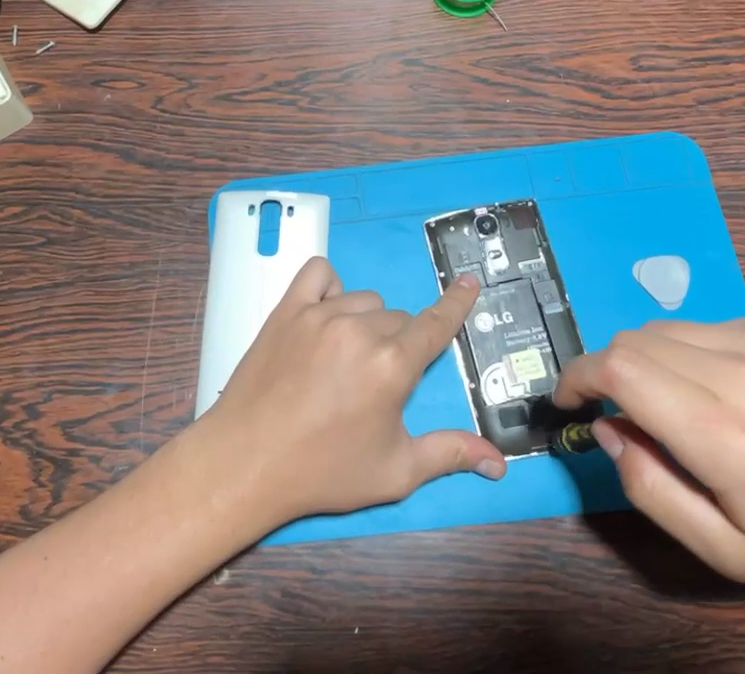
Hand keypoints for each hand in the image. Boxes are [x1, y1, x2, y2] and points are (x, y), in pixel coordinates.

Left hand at [194, 257, 506, 525]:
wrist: (246, 462)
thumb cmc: (322, 472)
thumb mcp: (394, 472)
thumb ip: (449, 454)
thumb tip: (499, 462)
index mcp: (392, 366)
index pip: (436, 324)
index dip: (456, 304)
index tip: (467, 282)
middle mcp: (360, 330)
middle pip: (399, 319)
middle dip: (399, 345)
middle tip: (376, 382)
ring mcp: (319, 314)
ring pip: (363, 300)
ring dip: (367, 322)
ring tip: (346, 359)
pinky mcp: (286, 310)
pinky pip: (318, 273)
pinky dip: (329, 285)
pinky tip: (326, 314)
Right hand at [552, 313, 744, 593]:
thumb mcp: (728, 552)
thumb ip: (651, 491)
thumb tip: (609, 431)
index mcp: (728, 435)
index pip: (619, 370)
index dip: (578, 378)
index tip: (569, 400)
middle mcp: (744, 371)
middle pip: (632, 342)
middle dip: (608, 374)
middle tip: (623, 416)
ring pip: (663, 329)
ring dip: (646, 361)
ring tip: (675, 406)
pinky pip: (703, 326)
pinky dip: (688, 353)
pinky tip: (722, 390)